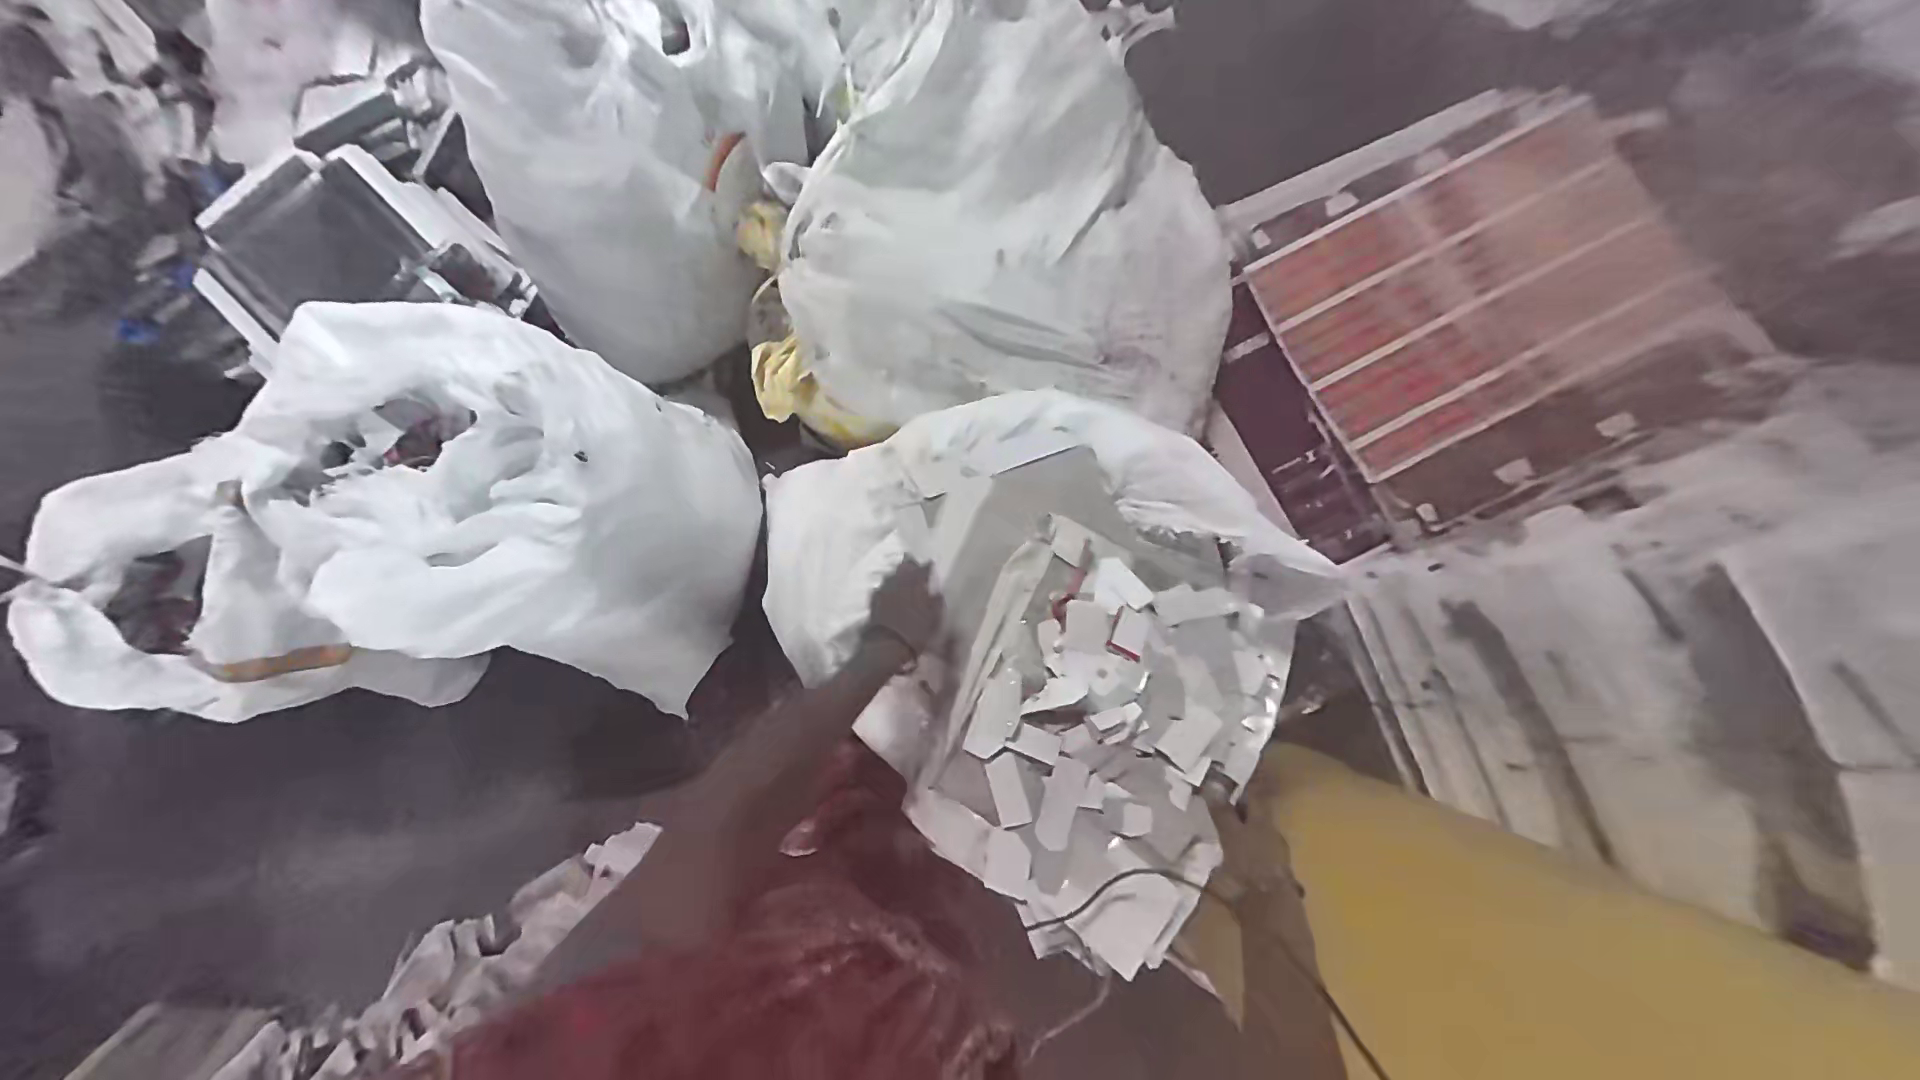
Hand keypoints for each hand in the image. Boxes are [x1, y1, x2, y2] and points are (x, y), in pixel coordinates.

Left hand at [863, 559, 941, 661]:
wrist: (887, 645)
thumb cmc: (916, 633)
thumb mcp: (935, 618)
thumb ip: (937, 601)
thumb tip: (937, 592)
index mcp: (916, 582)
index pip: (925, 567)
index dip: (929, 567)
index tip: (932, 570)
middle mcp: (899, 580)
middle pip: (905, 565)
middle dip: (912, 567)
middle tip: (917, 574)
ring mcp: (884, 588)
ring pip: (892, 574)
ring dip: (899, 576)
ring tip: (904, 584)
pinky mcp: (874, 599)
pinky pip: (883, 587)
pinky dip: (888, 589)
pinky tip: (891, 595)